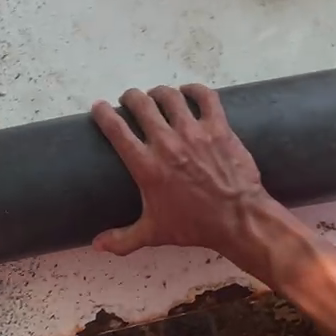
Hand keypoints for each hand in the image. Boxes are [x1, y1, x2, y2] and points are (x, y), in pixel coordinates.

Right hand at [90, 85, 280, 265]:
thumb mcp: (153, 233)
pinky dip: (194, 89)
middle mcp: (166, 143)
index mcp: (146, 166)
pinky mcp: (218, 127)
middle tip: (129, 99)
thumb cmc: (194, 226)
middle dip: (131, 97)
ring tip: (156, 95)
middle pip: (141, 104)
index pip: (116, 130)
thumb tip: (97, 245)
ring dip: (159, 92)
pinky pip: (205, 97)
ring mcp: (193, 132)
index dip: (104, 114)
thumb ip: (122, 239)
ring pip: (170, 96)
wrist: (238, 218)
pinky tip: (188, 91)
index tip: (99, 107)